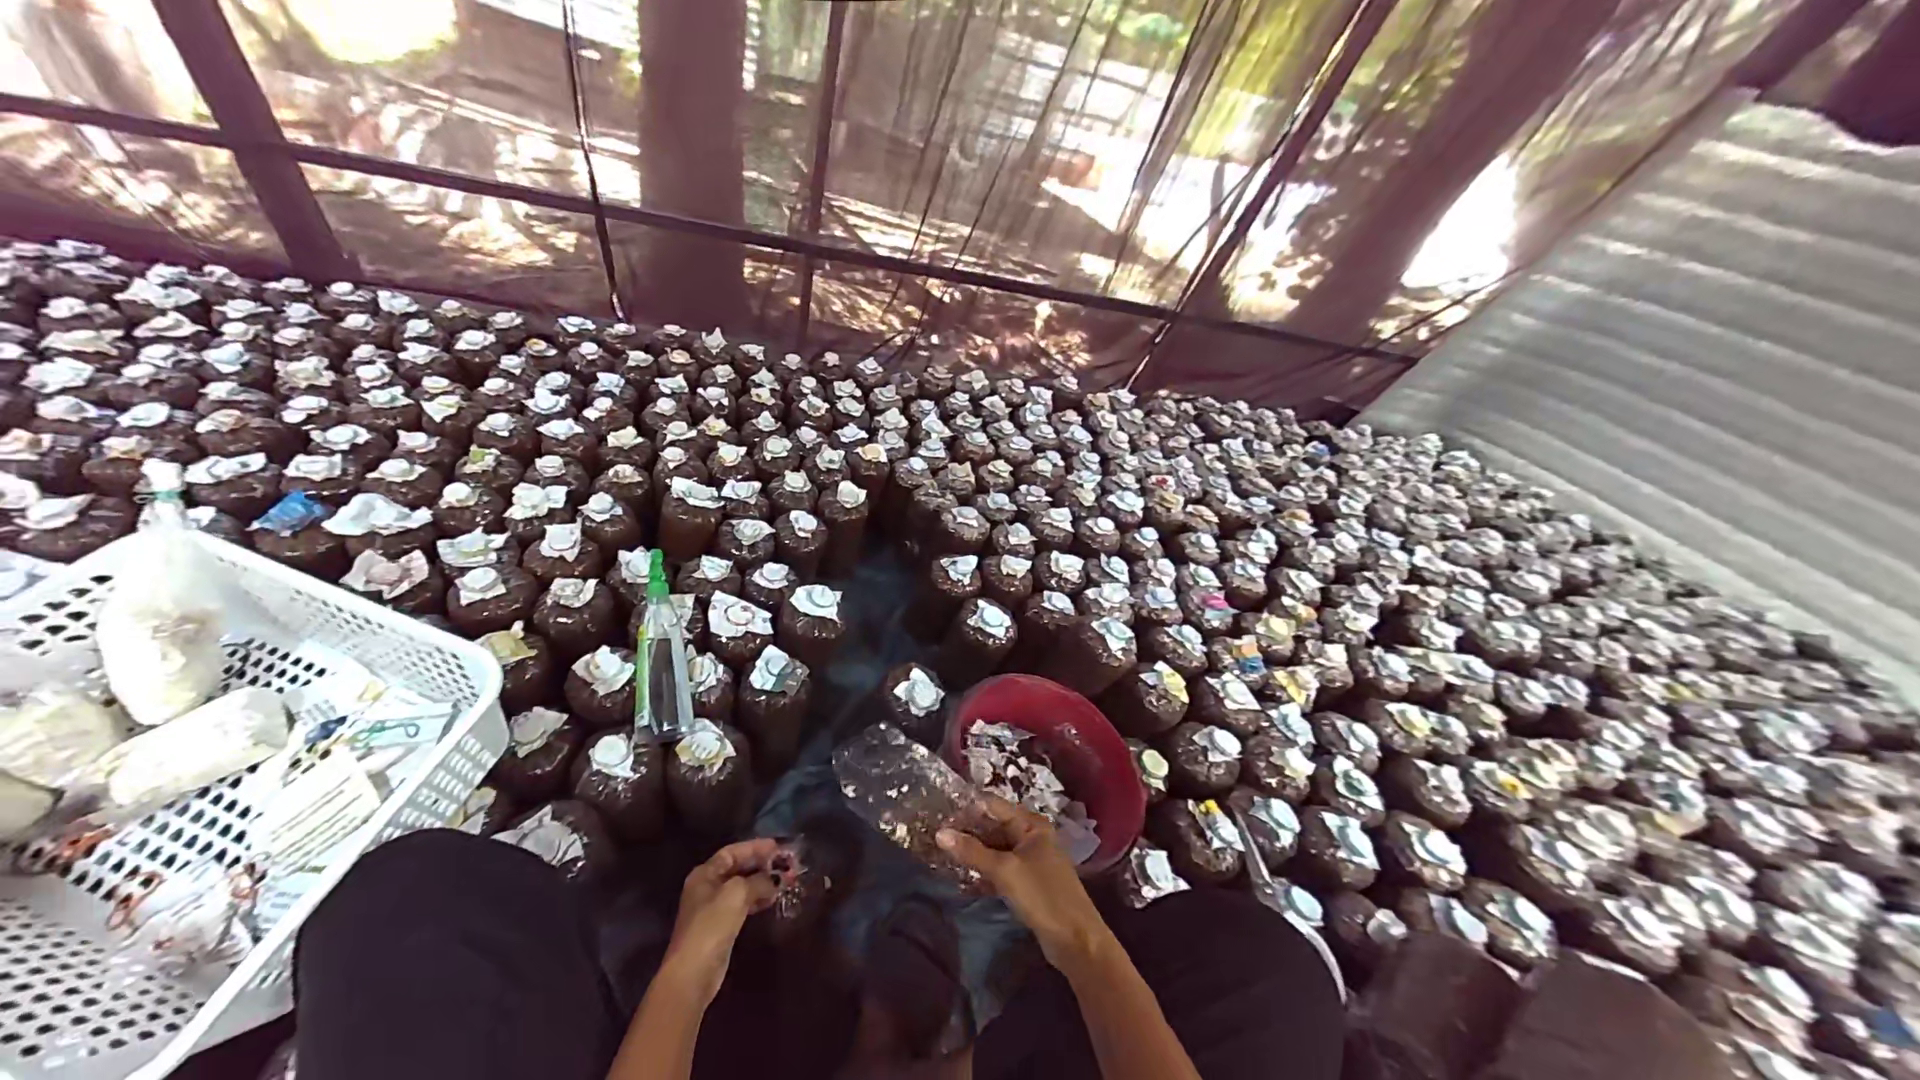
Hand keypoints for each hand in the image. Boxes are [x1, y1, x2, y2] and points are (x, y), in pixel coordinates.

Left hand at [661, 838, 780, 1005]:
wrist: (693, 972)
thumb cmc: (712, 925)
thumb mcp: (737, 893)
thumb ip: (759, 880)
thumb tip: (777, 879)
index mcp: (705, 874)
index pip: (733, 851)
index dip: (755, 847)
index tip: (779, 847)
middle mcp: (707, 887)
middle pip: (738, 868)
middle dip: (762, 865)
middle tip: (787, 864)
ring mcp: (714, 908)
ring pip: (743, 886)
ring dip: (763, 882)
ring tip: (785, 881)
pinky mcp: (722, 926)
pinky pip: (744, 904)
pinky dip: (758, 899)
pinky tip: (773, 900)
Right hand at [937, 797, 1112, 971]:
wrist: (1076, 940)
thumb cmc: (1043, 896)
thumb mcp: (1005, 871)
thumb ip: (972, 852)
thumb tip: (940, 833)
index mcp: (1031, 824)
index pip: (992, 805)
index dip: (966, 808)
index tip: (938, 814)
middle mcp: (1031, 836)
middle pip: (992, 827)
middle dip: (966, 832)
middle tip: (934, 836)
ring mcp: (1029, 860)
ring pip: (994, 850)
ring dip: (972, 853)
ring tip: (941, 855)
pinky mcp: (1027, 882)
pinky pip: (999, 870)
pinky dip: (982, 872)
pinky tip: (960, 879)